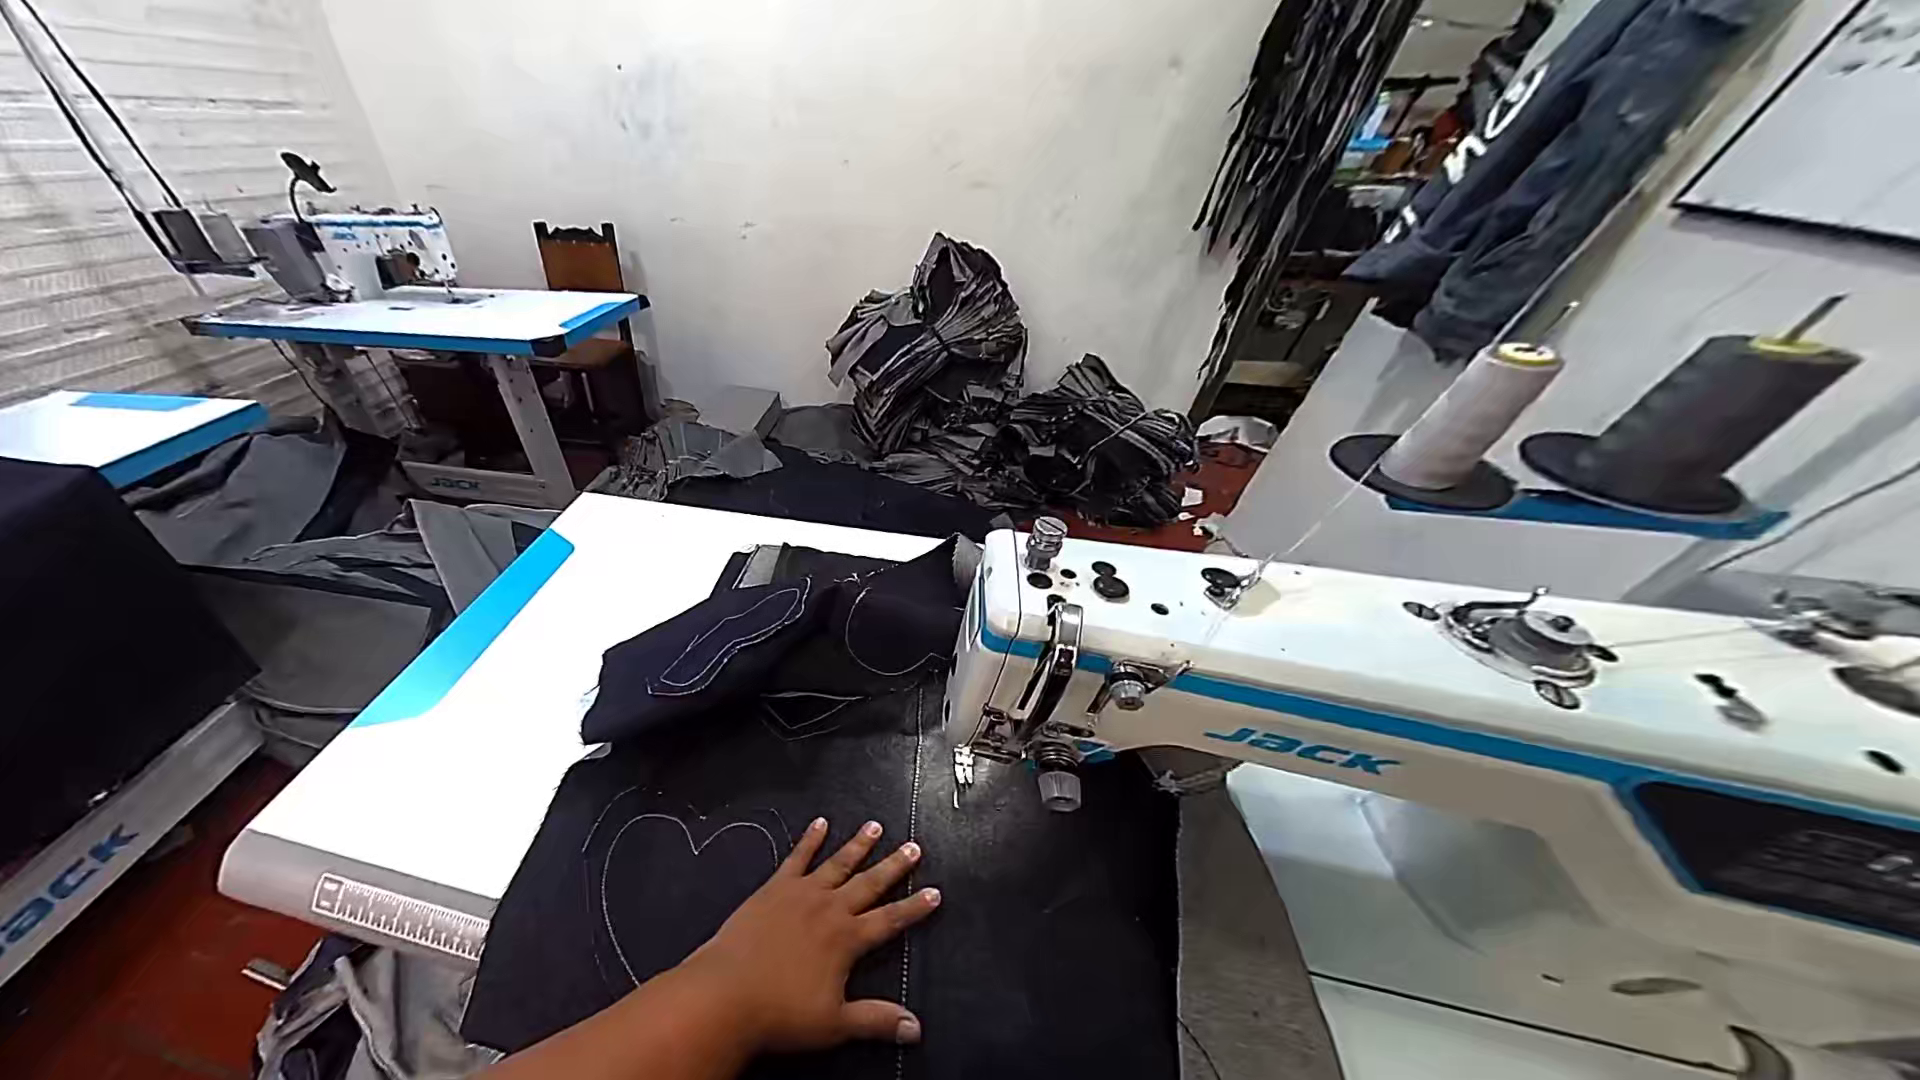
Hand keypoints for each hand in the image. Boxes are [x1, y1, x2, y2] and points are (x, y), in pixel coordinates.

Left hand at [674, 817, 940, 1053]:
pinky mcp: (777, 886)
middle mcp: (831, 908)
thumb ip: (876, 1020)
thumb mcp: (834, 1023)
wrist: (726, 994)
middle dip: (894, 865)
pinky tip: (820, 823)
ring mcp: (803, 893)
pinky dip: (810, 839)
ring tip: (875, 826)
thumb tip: (916, 1027)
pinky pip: (798, 857)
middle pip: (870, 882)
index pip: (890, 920)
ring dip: (858, 845)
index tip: (935, 892)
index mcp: (847, 938)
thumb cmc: (780, 1013)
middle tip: (913, 846)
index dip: (914, 907)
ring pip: (839, 863)